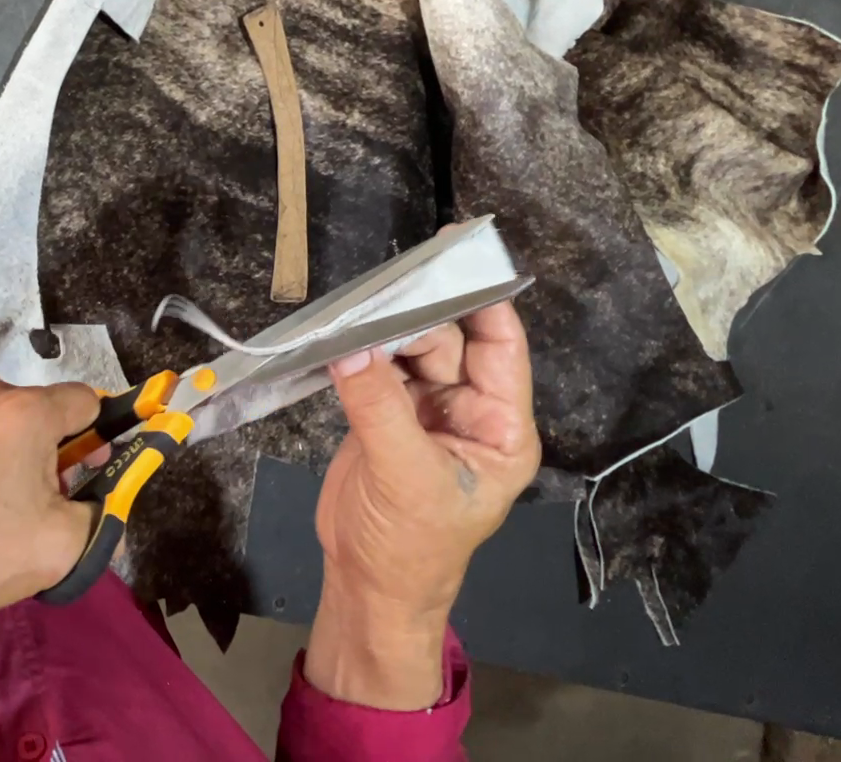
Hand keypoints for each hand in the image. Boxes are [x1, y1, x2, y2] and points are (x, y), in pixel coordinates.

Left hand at [0, 376, 100, 617]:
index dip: (97, 436)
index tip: (87, 471)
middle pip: (40, 411)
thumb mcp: (60, 548)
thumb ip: (100, 515)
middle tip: (37, 501)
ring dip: (7, 449)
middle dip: (50, 449)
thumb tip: (99, 504)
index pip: (87, 400)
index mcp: (29, 412)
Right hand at [305, 299, 538, 708]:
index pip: (501, 347)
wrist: (367, 584)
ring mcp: (423, 411)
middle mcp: (468, 410)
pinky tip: (339, 334)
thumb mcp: (405, 476)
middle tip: (379, 284)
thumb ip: (378, 406)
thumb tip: (348, 345)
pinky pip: (376, 369)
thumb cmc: (410, 544)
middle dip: (416, 313)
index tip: (456, 255)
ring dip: (382, 330)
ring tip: (352, 307)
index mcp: (500, 426)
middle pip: (447, 340)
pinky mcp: (384, 415)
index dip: (483, 300)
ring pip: (407, 350)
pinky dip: (358, 353)